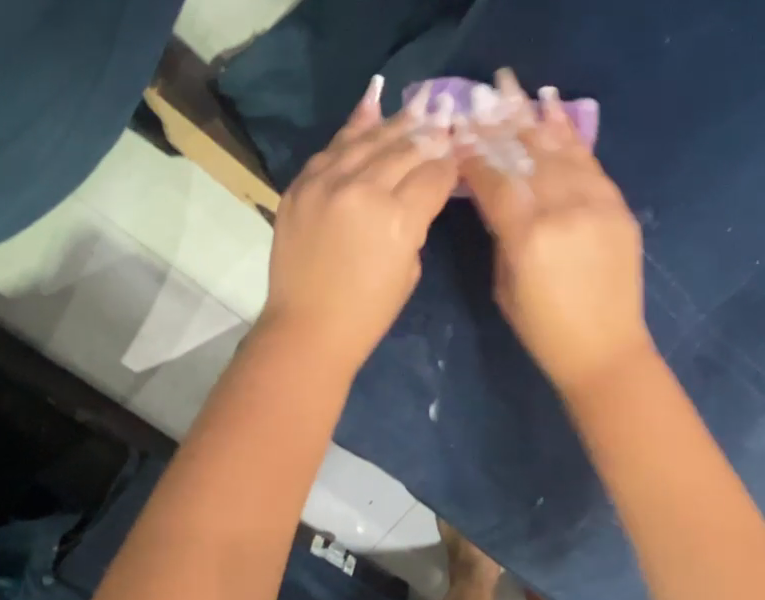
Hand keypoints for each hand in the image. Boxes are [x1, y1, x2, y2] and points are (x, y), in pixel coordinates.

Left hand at [260, 77, 458, 363]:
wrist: (309, 328)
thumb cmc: (369, 313)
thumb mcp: (409, 271)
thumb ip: (415, 225)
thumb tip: (416, 195)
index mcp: (398, 219)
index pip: (435, 175)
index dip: (452, 163)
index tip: (463, 154)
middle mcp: (364, 189)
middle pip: (405, 148)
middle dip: (430, 135)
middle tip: (447, 120)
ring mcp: (327, 182)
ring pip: (370, 139)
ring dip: (397, 123)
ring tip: (418, 108)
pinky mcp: (301, 184)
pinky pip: (334, 146)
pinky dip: (356, 126)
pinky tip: (373, 105)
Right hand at [458, 70, 654, 391]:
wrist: (606, 351)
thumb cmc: (545, 332)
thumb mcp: (505, 287)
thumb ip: (501, 236)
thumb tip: (494, 198)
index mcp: (528, 237)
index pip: (494, 181)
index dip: (473, 156)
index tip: (456, 138)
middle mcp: (563, 211)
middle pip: (526, 156)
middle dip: (499, 129)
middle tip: (480, 106)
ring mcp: (597, 206)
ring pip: (559, 151)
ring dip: (532, 123)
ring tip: (511, 96)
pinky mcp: (619, 209)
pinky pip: (591, 163)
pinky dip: (570, 138)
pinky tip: (551, 115)